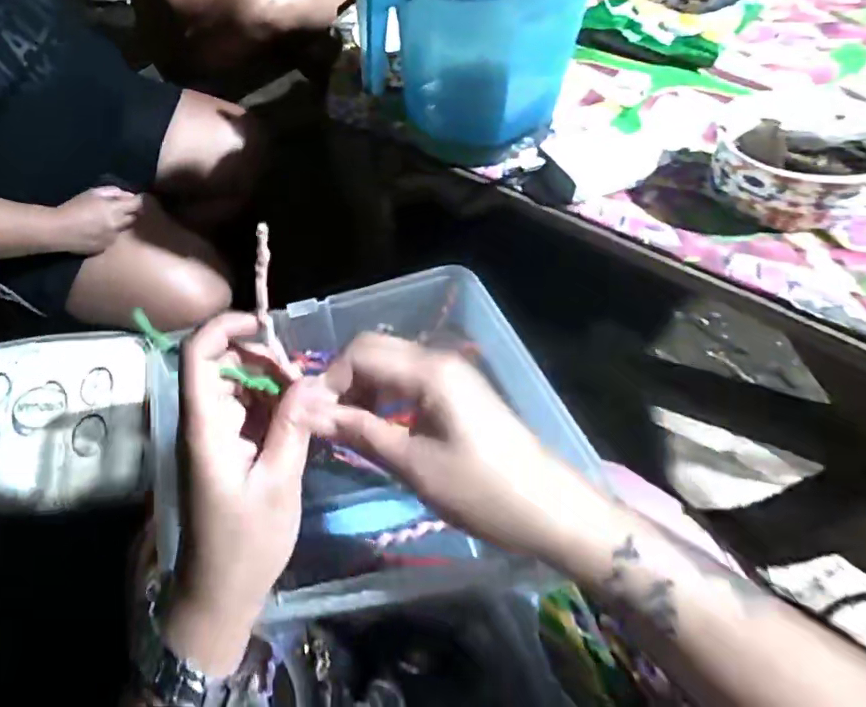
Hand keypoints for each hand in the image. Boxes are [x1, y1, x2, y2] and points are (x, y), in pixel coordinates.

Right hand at [52, 186, 140, 254]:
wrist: (58, 230)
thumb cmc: (74, 207)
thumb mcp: (92, 193)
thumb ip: (112, 192)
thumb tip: (126, 195)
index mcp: (114, 210)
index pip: (136, 204)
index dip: (138, 200)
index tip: (137, 198)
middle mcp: (116, 225)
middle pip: (132, 217)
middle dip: (129, 212)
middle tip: (118, 208)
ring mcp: (111, 239)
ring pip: (122, 229)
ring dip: (119, 223)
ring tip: (104, 220)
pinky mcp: (103, 248)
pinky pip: (112, 239)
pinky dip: (109, 234)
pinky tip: (97, 231)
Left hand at [169, 313, 332, 675]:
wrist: (219, 591)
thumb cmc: (246, 543)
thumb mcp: (279, 484)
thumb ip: (292, 427)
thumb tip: (310, 379)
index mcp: (204, 424)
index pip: (197, 355)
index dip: (223, 327)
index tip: (264, 324)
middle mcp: (202, 419)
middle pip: (222, 364)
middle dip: (261, 359)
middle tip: (303, 378)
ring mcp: (212, 432)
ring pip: (236, 384)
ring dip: (269, 382)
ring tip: (307, 397)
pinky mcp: (225, 445)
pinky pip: (244, 407)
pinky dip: (269, 404)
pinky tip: (297, 415)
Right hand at [308, 333, 612, 567]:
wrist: (559, 515)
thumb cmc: (484, 491)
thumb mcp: (414, 465)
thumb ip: (359, 431)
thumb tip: (307, 411)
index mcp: (428, 370)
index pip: (359, 353)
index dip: (330, 380)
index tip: (316, 417)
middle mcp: (438, 359)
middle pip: (373, 350)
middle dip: (344, 380)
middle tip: (329, 420)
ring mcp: (451, 372)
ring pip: (389, 362)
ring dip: (363, 387)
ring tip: (350, 427)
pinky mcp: (458, 389)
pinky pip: (407, 376)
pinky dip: (385, 394)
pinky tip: (380, 425)